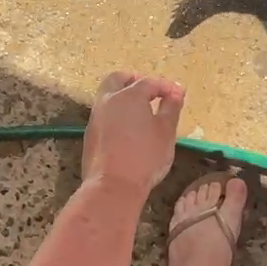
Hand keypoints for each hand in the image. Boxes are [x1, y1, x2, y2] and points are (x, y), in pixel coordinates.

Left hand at [81, 72, 184, 193]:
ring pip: (107, 97)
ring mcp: (95, 117)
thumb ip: (171, 108)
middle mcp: (108, 101)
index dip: (165, 86)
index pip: (148, 82)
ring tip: (140, 111)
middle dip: (133, 80)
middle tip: (149, 91)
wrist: (113, 186)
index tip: (177, 94)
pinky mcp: (90, 135)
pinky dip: (115, 113)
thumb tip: (176, 92)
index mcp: (128, 96)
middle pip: (117, 79)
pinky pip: (103, 115)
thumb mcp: (166, 131)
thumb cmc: (145, 157)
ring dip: (122, 97)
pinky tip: (127, 129)